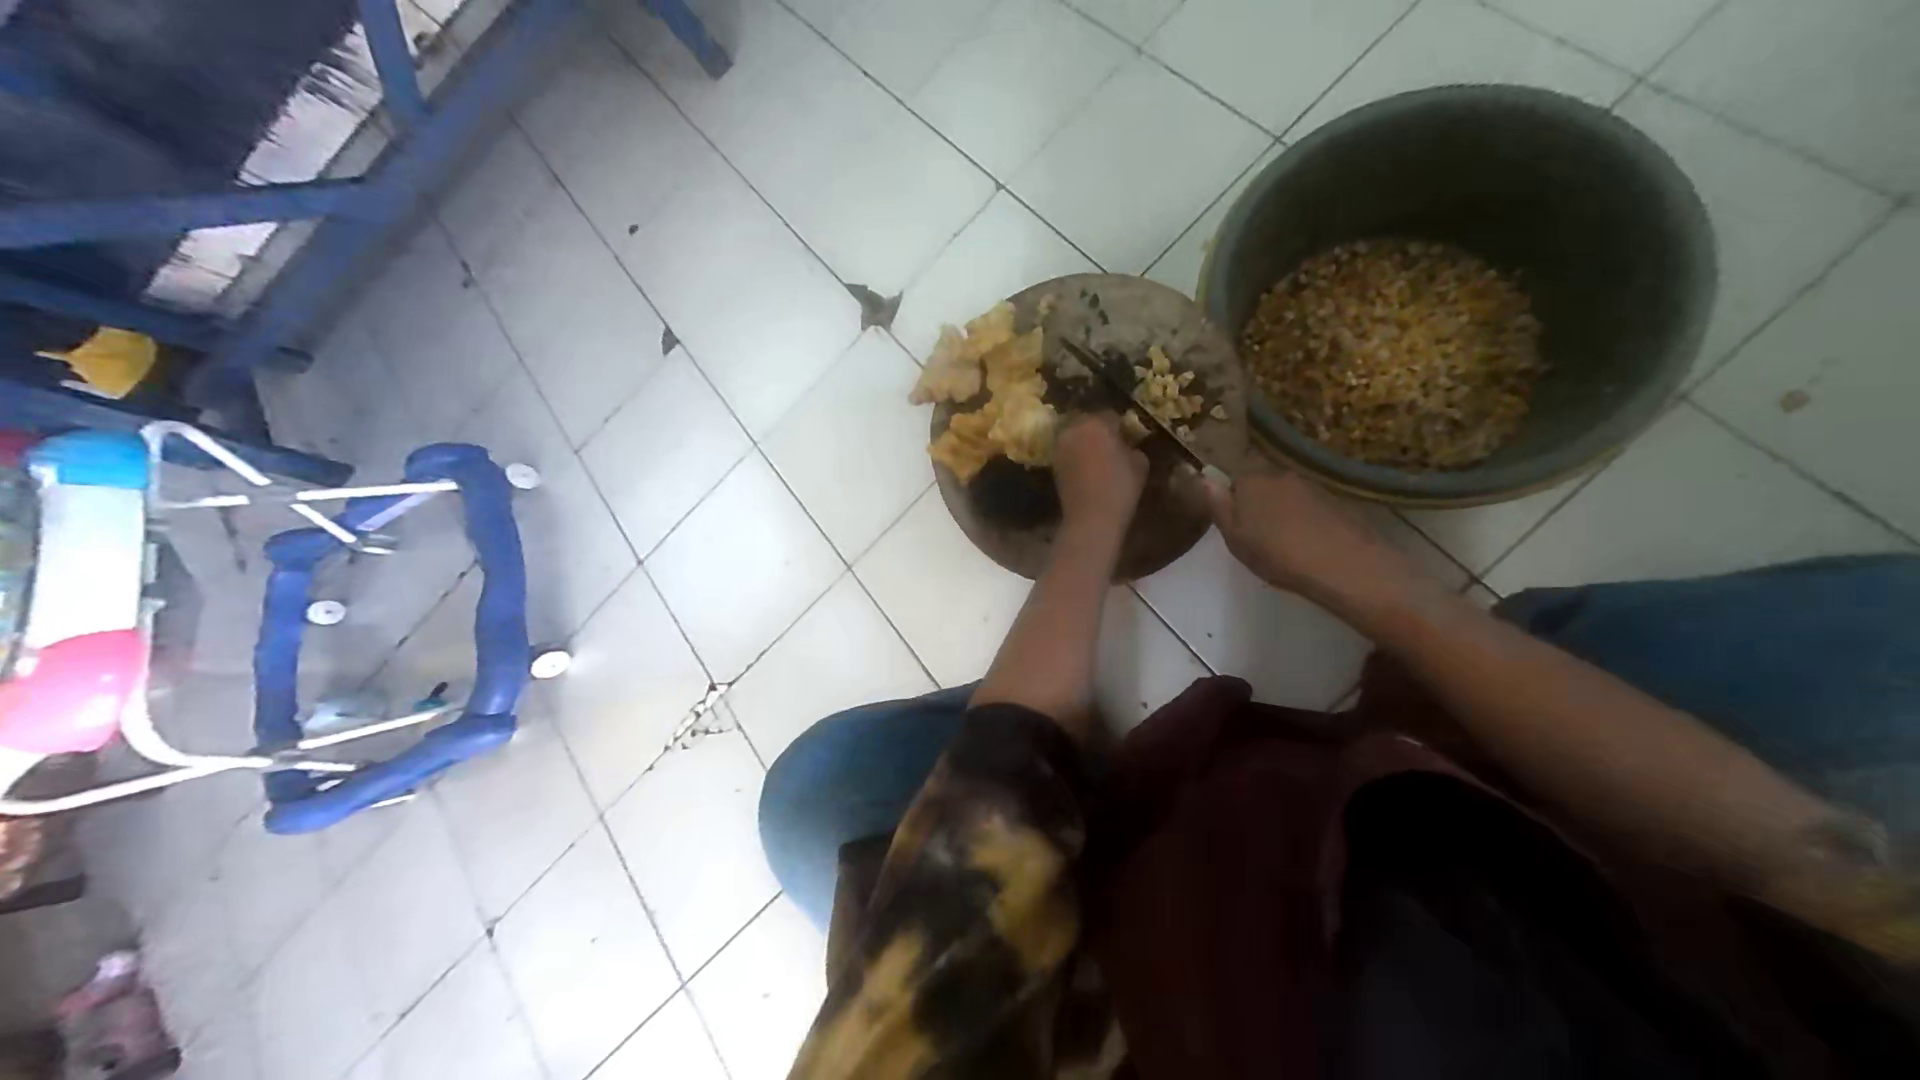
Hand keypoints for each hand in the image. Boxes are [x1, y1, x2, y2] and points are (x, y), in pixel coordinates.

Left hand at [1053, 412, 1148, 541]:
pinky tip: (1086, 466)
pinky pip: (1067, 450)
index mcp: (1097, 423)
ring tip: (1098, 455)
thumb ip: (1133, 446)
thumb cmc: (1120, 488)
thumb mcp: (1140, 463)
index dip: (1120, 426)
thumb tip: (1126, 445)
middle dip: (1099, 429)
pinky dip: (1076, 453)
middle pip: (1088, 421)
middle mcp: (1074, 429)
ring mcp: (1060, 445)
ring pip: (1074, 434)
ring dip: (1085, 440)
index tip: (1127, 436)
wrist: (1091, 517)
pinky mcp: (1053, 462)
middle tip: (1111, 443)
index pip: (1111, 415)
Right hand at [1201, 460, 1429, 612]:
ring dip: (1282, 514)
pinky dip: (1304, 521)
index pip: (1233, 484)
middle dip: (1259, 507)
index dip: (1233, 506)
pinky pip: (1308, 508)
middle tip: (1259, 540)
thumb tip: (1205, 479)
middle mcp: (1280, 475)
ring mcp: (1311, 486)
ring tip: (1286, 544)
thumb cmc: (1276, 554)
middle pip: (1261, 488)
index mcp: (1251, 482)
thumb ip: (1218, 507)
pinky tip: (1308, 544)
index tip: (1237, 530)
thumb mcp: (1234, 538)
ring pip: (1286, 498)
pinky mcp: (1335, 500)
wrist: (1342, 564)